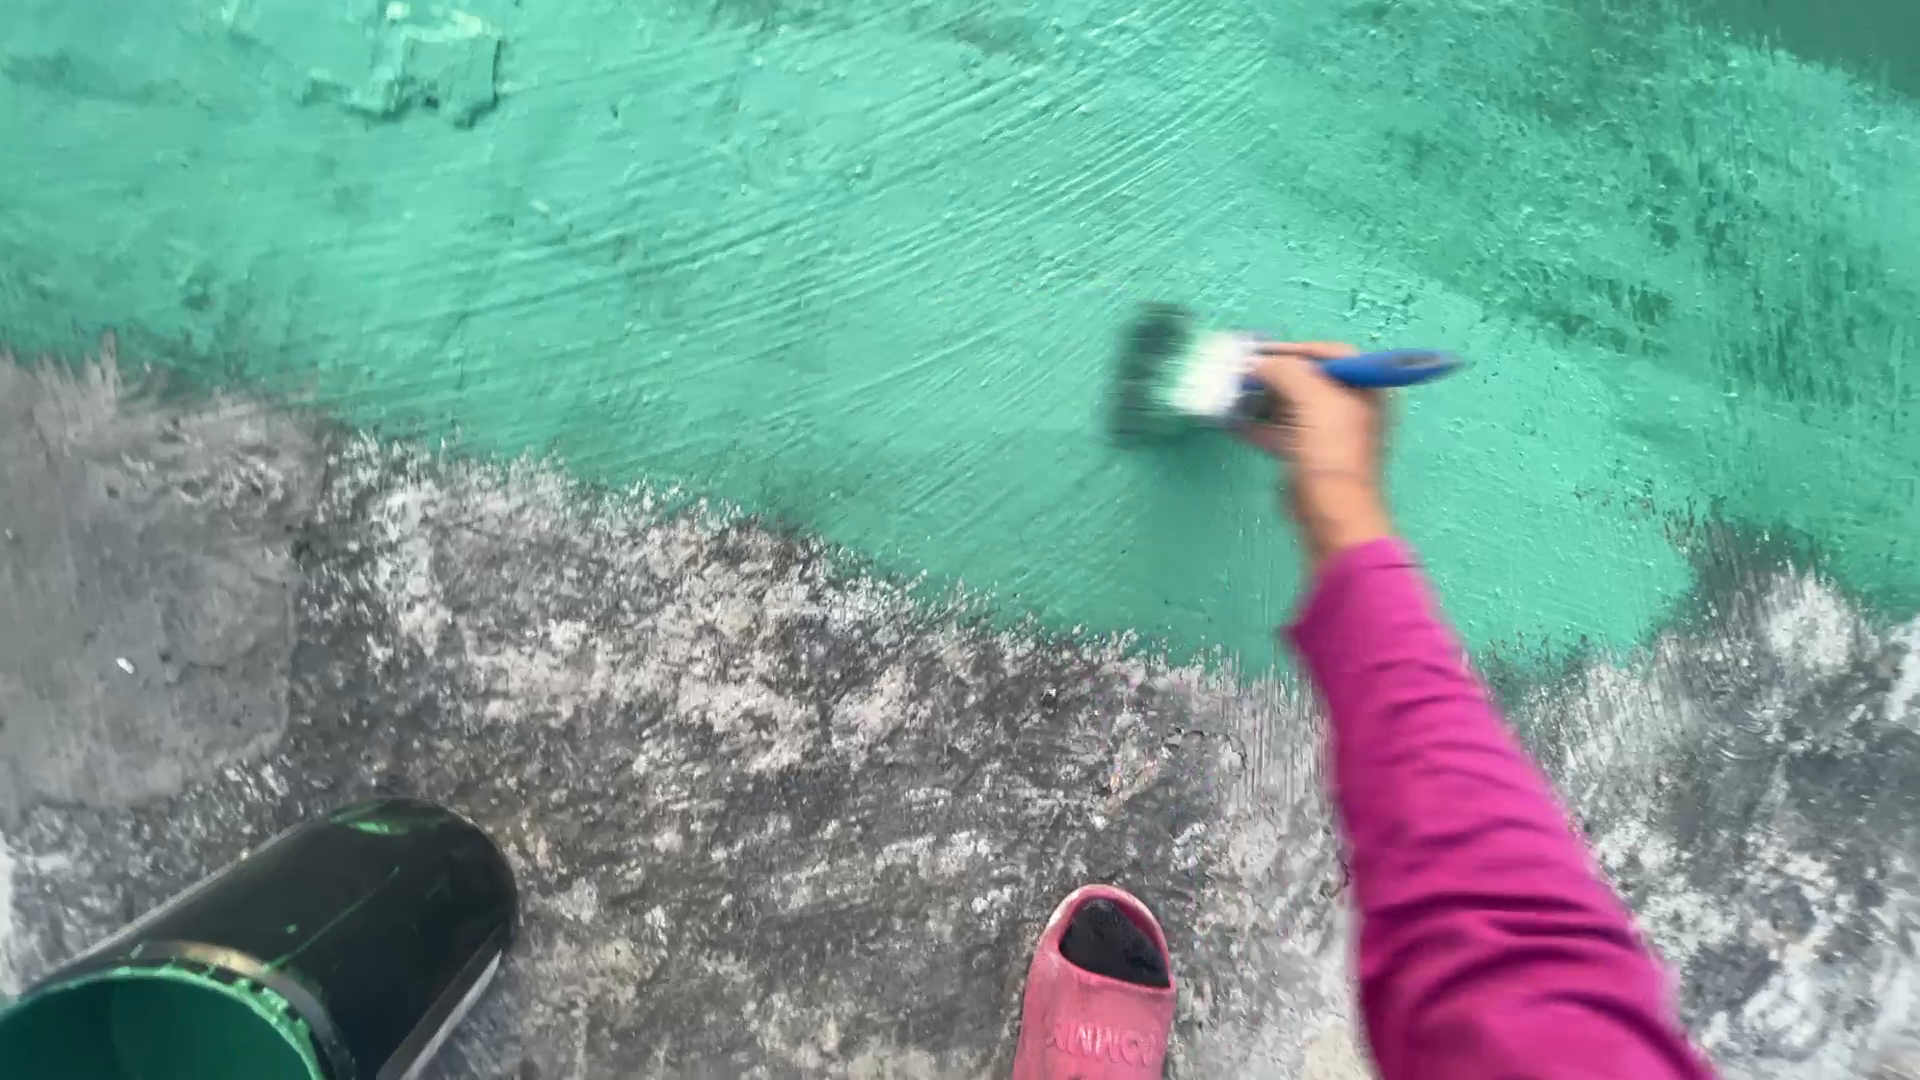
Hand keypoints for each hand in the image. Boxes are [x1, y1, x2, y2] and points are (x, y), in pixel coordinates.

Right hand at [1239, 342, 1393, 574]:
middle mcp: (1348, 407)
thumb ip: (1287, 372)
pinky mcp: (1305, 455)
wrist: (1329, 509)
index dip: (1295, 349)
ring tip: (1232, 394)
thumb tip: (1259, 363)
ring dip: (1260, 399)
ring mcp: (1326, 433)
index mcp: (1364, 388)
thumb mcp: (1313, 399)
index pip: (1329, 354)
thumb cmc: (1331, 451)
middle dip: (1272, 375)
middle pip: (1306, 380)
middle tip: (1241, 373)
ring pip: (1288, 406)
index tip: (1260, 353)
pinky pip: (1277, 431)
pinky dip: (1255, 424)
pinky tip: (1231, 420)